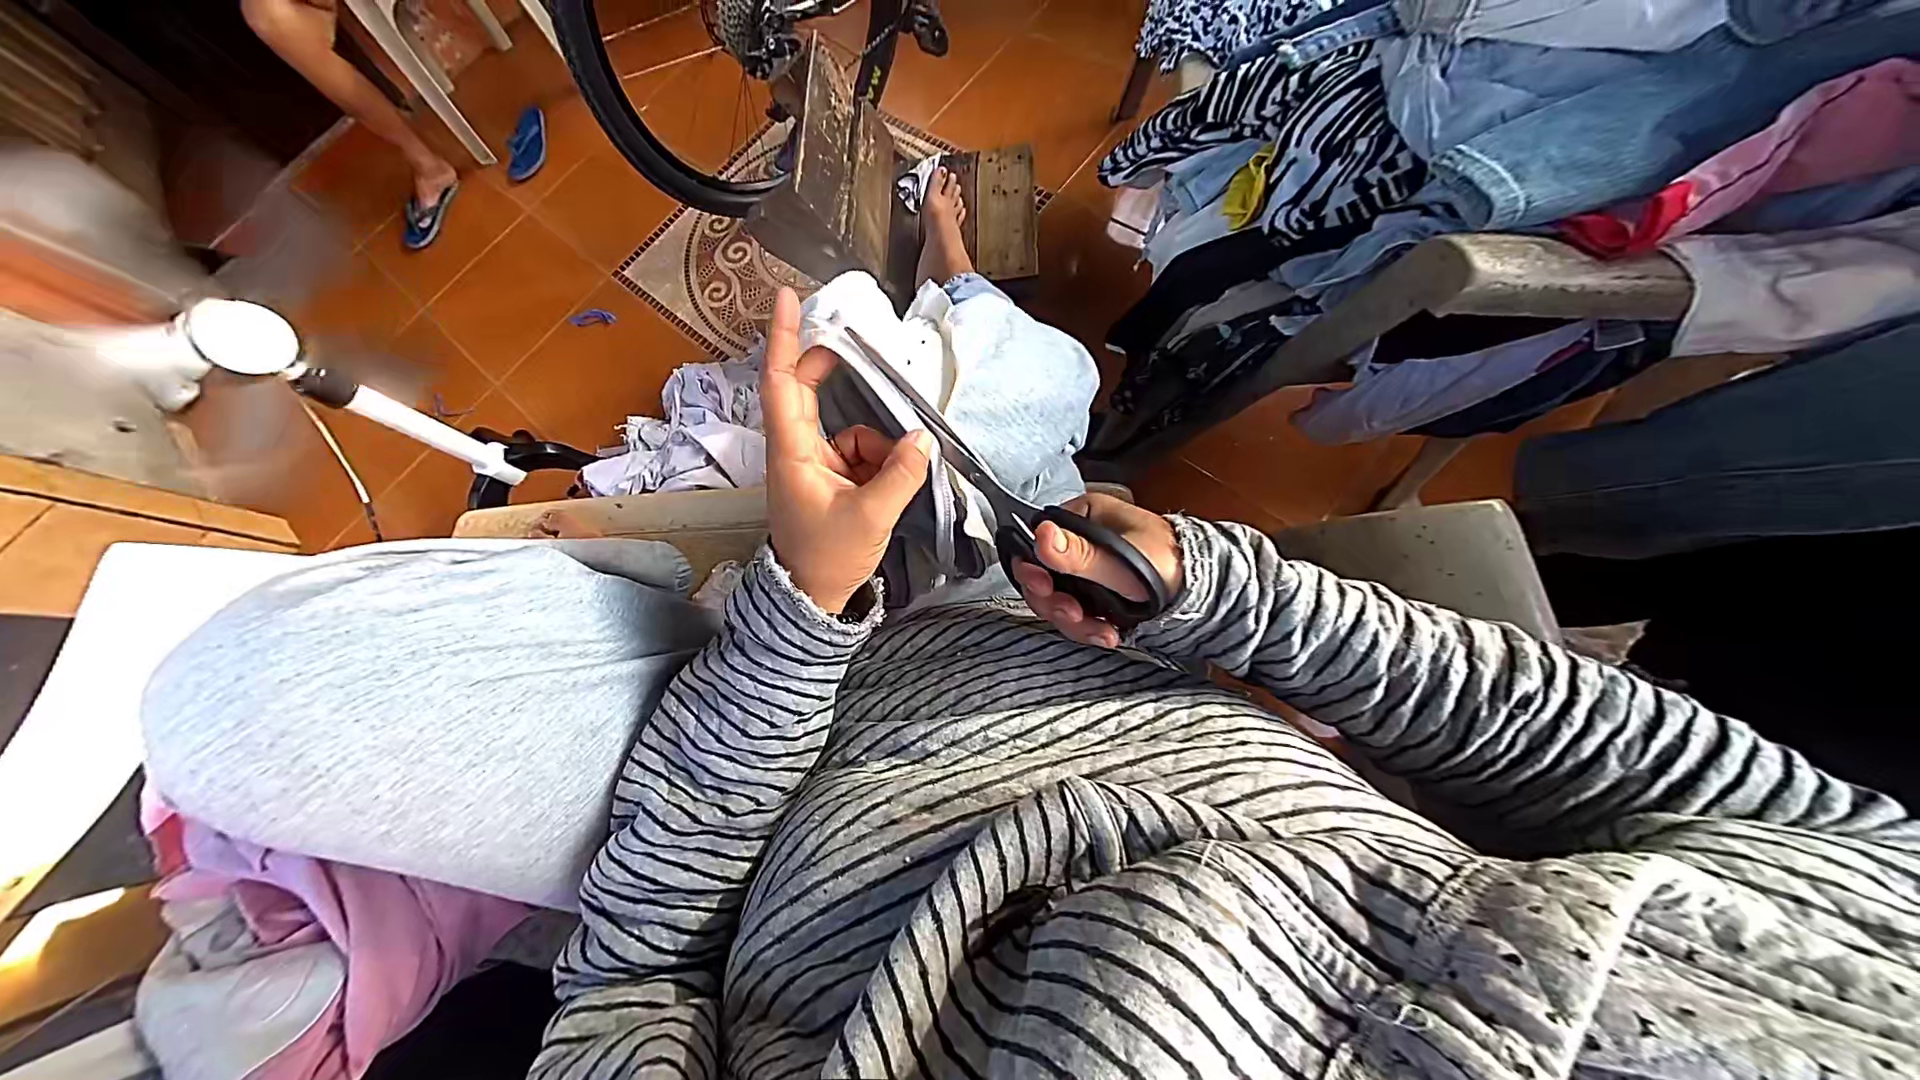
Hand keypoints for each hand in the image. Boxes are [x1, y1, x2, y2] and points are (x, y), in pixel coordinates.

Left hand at [761, 287, 933, 613]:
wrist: (815, 595)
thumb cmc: (828, 557)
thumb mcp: (870, 517)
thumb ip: (899, 475)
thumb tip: (922, 438)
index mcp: (792, 453)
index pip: (780, 384)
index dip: (782, 339)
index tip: (788, 299)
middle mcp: (798, 449)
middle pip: (809, 393)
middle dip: (835, 378)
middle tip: (861, 361)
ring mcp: (815, 463)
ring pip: (848, 428)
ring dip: (876, 444)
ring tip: (888, 483)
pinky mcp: (831, 477)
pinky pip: (860, 451)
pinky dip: (880, 461)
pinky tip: (889, 486)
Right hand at [1010, 493, 1181, 647]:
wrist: (1203, 590)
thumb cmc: (1169, 562)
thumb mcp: (1121, 560)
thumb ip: (1080, 554)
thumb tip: (1043, 534)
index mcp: (1081, 518)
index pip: (1036, 543)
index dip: (1033, 570)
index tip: (1044, 588)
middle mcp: (1077, 542)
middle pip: (1042, 578)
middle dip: (1055, 603)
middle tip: (1074, 614)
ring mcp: (1085, 570)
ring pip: (1056, 601)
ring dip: (1072, 621)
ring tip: (1100, 631)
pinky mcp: (1094, 595)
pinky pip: (1075, 615)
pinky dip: (1087, 629)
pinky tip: (1107, 635)